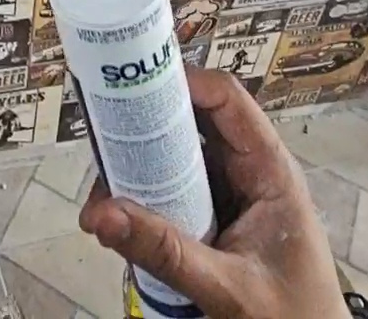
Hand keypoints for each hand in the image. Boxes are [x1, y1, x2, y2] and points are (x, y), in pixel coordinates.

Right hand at [79, 66, 349, 318]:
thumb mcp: (229, 288)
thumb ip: (166, 252)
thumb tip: (100, 213)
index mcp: (268, 168)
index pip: (225, 97)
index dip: (181, 80)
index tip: (130, 84)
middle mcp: (245, 167)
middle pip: (189, 119)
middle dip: (142, 127)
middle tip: (100, 142)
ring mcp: (226, 190)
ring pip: (172, 154)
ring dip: (134, 166)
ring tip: (99, 197)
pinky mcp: (209, 213)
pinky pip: (168, 187)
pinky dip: (139, 195)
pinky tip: (113, 216)